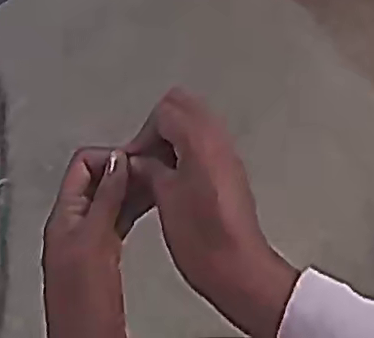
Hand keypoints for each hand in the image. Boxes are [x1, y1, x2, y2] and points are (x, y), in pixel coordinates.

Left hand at [42, 148, 133, 337]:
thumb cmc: (84, 305)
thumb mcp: (94, 242)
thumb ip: (105, 198)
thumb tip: (116, 158)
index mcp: (63, 216)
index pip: (82, 164)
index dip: (108, 156)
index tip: (135, 158)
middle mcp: (74, 223)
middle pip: (97, 178)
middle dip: (123, 168)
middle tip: (152, 166)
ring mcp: (89, 239)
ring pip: (111, 197)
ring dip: (132, 186)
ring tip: (157, 180)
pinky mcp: (104, 254)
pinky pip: (119, 217)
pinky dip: (135, 206)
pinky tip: (151, 203)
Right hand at [124, 90, 298, 337]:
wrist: (240, 269)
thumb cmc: (204, 239)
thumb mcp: (165, 200)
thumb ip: (149, 170)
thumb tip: (137, 161)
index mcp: (200, 139)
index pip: (165, 111)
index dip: (144, 134)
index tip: (134, 161)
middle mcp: (216, 137)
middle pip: (181, 105)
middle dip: (158, 126)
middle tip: (144, 157)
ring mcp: (226, 150)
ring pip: (192, 119)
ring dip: (172, 137)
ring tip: (156, 170)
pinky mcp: (230, 167)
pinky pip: (204, 139)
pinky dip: (186, 148)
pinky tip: (174, 179)